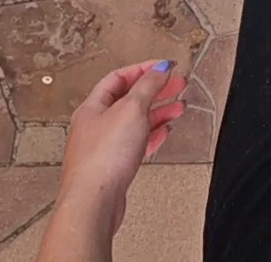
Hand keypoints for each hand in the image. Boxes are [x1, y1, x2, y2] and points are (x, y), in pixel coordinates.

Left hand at [56, 60, 188, 236]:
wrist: (94, 203)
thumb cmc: (102, 158)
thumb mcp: (132, 108)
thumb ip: (149, 85)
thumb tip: (160, 69)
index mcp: (92, 107)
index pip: (119, 77)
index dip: (144, 69)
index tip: (164, 67)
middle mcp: (95, 125)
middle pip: (130, 99)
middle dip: (156, 90)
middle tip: (176, 84)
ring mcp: (103, 147)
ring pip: (135, 121)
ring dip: (159, 112)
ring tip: (178, 108)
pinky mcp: (113, 166)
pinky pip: (136, 143)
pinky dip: (153, 134)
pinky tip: (163, 132)